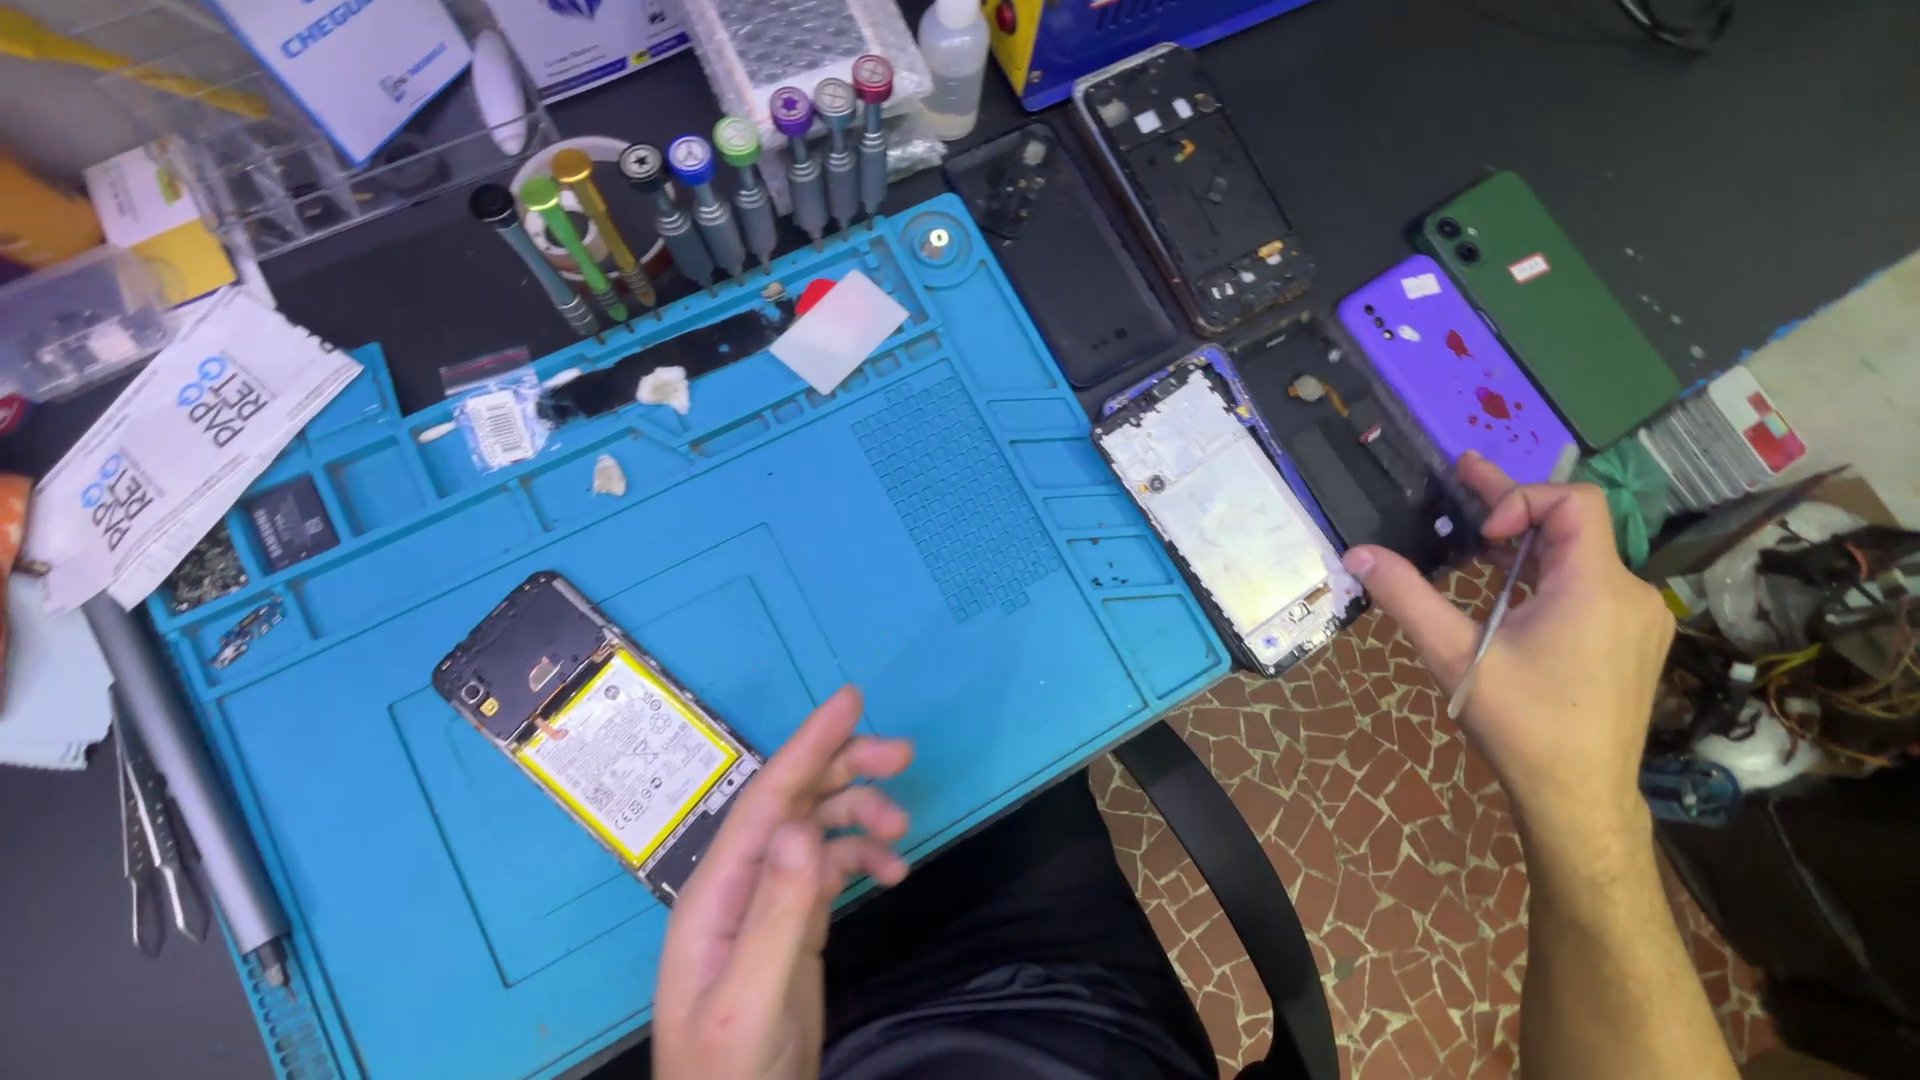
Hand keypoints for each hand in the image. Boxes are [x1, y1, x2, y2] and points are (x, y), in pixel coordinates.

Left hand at [653, 686, 913, 1079]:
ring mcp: (768, 901)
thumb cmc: (733, 1072)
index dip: (809, 744)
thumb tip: (801, 827)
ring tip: (904, 830)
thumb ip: (776, 913)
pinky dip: (864, 858)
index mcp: (719, 890)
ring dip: (861, 815)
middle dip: (846, 768)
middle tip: (903, 754)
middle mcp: (742, 882)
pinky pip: (831, 868)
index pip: (768, 798)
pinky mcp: (793, 923)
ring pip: (817, 828)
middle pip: (794, 800)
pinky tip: (893, 874)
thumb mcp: (753, 999)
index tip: (851, 700)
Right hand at [1341, 451, 1672, 850]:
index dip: (1519, 500)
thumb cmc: (1520, 723)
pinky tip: (1506, 590)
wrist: (1578, 796)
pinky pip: (1588, 586)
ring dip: (1525, 542)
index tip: (1478, 538)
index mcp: (1594, 587)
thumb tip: (1357, 554)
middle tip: (1462, 473)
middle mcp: (1628, 594)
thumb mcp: (1452, 655)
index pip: (1574, 503)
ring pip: (1580, 556)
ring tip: (1476, 536)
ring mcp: (1635, 619)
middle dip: (1511, 503)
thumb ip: (1406, 597)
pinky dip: (1544, 573)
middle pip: (1573, 525)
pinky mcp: (1628, 641)